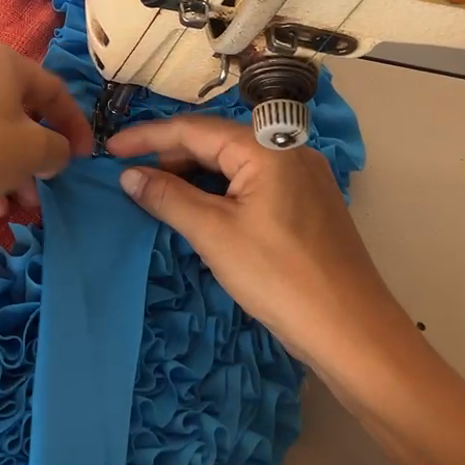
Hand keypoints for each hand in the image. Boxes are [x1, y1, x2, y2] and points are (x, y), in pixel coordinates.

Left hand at [0, 40, 94, 233]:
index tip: (85, 157)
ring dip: (9, 170)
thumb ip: (57, 148)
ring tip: (16, 206)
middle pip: (16, 112)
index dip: (75, 125)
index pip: (52, 89)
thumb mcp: (34, 151)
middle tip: (44, 186)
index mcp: (0, 58)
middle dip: (35, 155)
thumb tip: (53, 152)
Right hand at [108, 115, 408, 361]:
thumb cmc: (280, 278)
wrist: (355, 335)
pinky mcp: (307, 204)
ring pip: (233, 163)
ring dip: (191, 174)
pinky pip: (250, 183)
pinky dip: (217, 190)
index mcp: (267, 148)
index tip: (109, 150)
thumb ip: (167, 197)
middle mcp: (288, 152)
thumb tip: (128, 175)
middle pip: (215, 141)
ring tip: (153, 191)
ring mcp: (302, 178)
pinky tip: (195, 207)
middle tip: (128, 175)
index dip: (147, 137)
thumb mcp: (214, 235)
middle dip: (168, 155)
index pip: (194, 129)